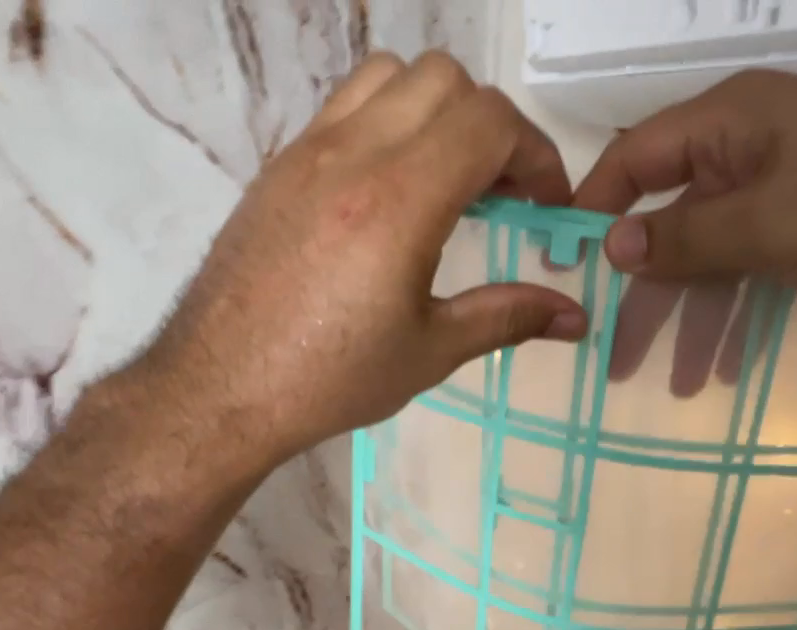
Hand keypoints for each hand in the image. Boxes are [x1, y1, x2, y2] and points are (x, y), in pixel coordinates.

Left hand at [139, 52, 587, 472]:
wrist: (222, 386)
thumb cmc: (333, 377)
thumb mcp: (432, 351)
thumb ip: (507, 318)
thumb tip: (574, 318)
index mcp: (400, 201)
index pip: (488, 122)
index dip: (536, 155)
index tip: (546, 207)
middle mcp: (354, 154)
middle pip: (447, 81)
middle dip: (494, 128)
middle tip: (505, 193)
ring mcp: (311, 150)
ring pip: (393, 76)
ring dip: (439, 111)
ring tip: (451, 179)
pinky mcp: (283, 163)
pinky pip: (349, 104)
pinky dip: (391, 122)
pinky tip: (396, 190)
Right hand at [572, 71, 796, 393]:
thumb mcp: (765, 220)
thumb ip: (686, 236)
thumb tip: (615, 245)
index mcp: (729, 122)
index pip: (637, 158)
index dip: (596, 208)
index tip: (566, 265)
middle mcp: (748, 151)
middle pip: (675, 223)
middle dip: (647, 295)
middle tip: (617, 358)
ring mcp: (784, 191)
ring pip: (717, 258)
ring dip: (695, 321)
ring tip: (674, 385)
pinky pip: (756, 273)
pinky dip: (738, 318)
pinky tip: (721, 369)